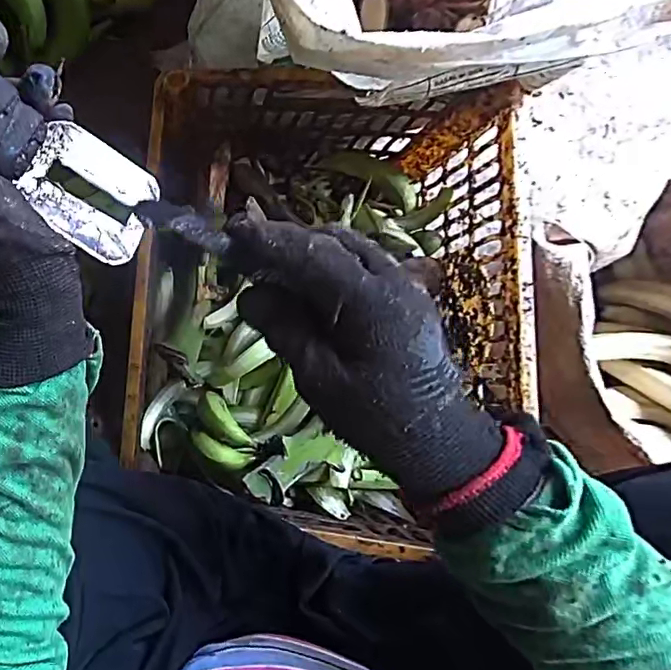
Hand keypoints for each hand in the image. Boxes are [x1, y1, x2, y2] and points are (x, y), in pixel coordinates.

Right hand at [226, 218, 539, 533]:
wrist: (437, 438)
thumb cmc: (374, 416)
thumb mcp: (318, 378)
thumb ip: (285, 329)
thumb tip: (250, 294)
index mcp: (370, 302)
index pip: (311, 254)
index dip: (269, 240)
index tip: (233, 230)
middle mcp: (392, 280)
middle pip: (331, 240)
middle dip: (286, 239)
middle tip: (245, 246)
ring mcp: (405, 284)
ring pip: (350, 245)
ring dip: (308, 247)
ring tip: (271, 262)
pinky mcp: (406, 294)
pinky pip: (363, 261)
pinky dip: (330, 260)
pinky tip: (308, 279)